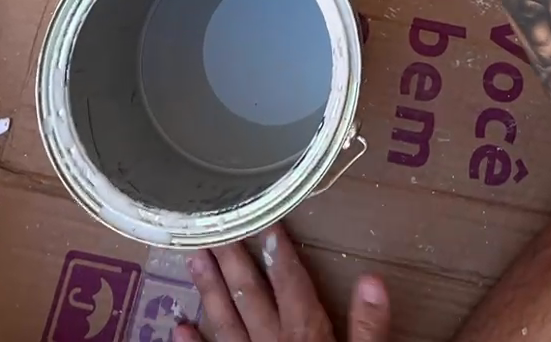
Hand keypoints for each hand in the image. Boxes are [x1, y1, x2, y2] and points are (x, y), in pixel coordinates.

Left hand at [175, 225, 388, 341]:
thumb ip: (368, 329)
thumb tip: (372, 279)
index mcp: (306, 338)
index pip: (292, 286)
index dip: (281, 253)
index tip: (267, 221)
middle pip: (251, 297)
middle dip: (233, 261)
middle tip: (213, 227)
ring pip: (225, 324)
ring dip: (208, 292)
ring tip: (192, 259)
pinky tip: (178, 327)